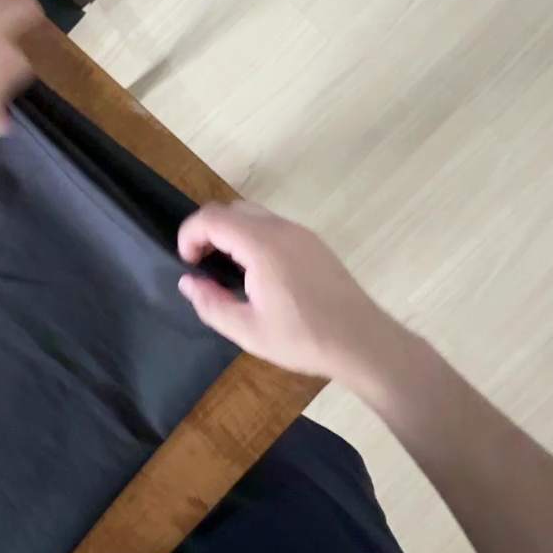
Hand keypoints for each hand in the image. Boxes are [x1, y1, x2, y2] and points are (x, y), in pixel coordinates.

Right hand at [177, 201, 399, 381]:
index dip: (190, 234)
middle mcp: (280, 228)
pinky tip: (259, 272)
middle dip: (208, 230)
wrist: (364, 342)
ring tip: (229, 270)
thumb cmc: (304, 338)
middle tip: (204, 264)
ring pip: (253, 214)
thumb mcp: (249, 331)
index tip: (188, 263)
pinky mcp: (313, 242)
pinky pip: (272, 225)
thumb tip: (188, 282)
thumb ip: (211, 304)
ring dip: (231, 232)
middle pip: (231, 209)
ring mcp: (300, 232)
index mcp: (262, 245)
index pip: (212, 218)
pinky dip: (253, 236)